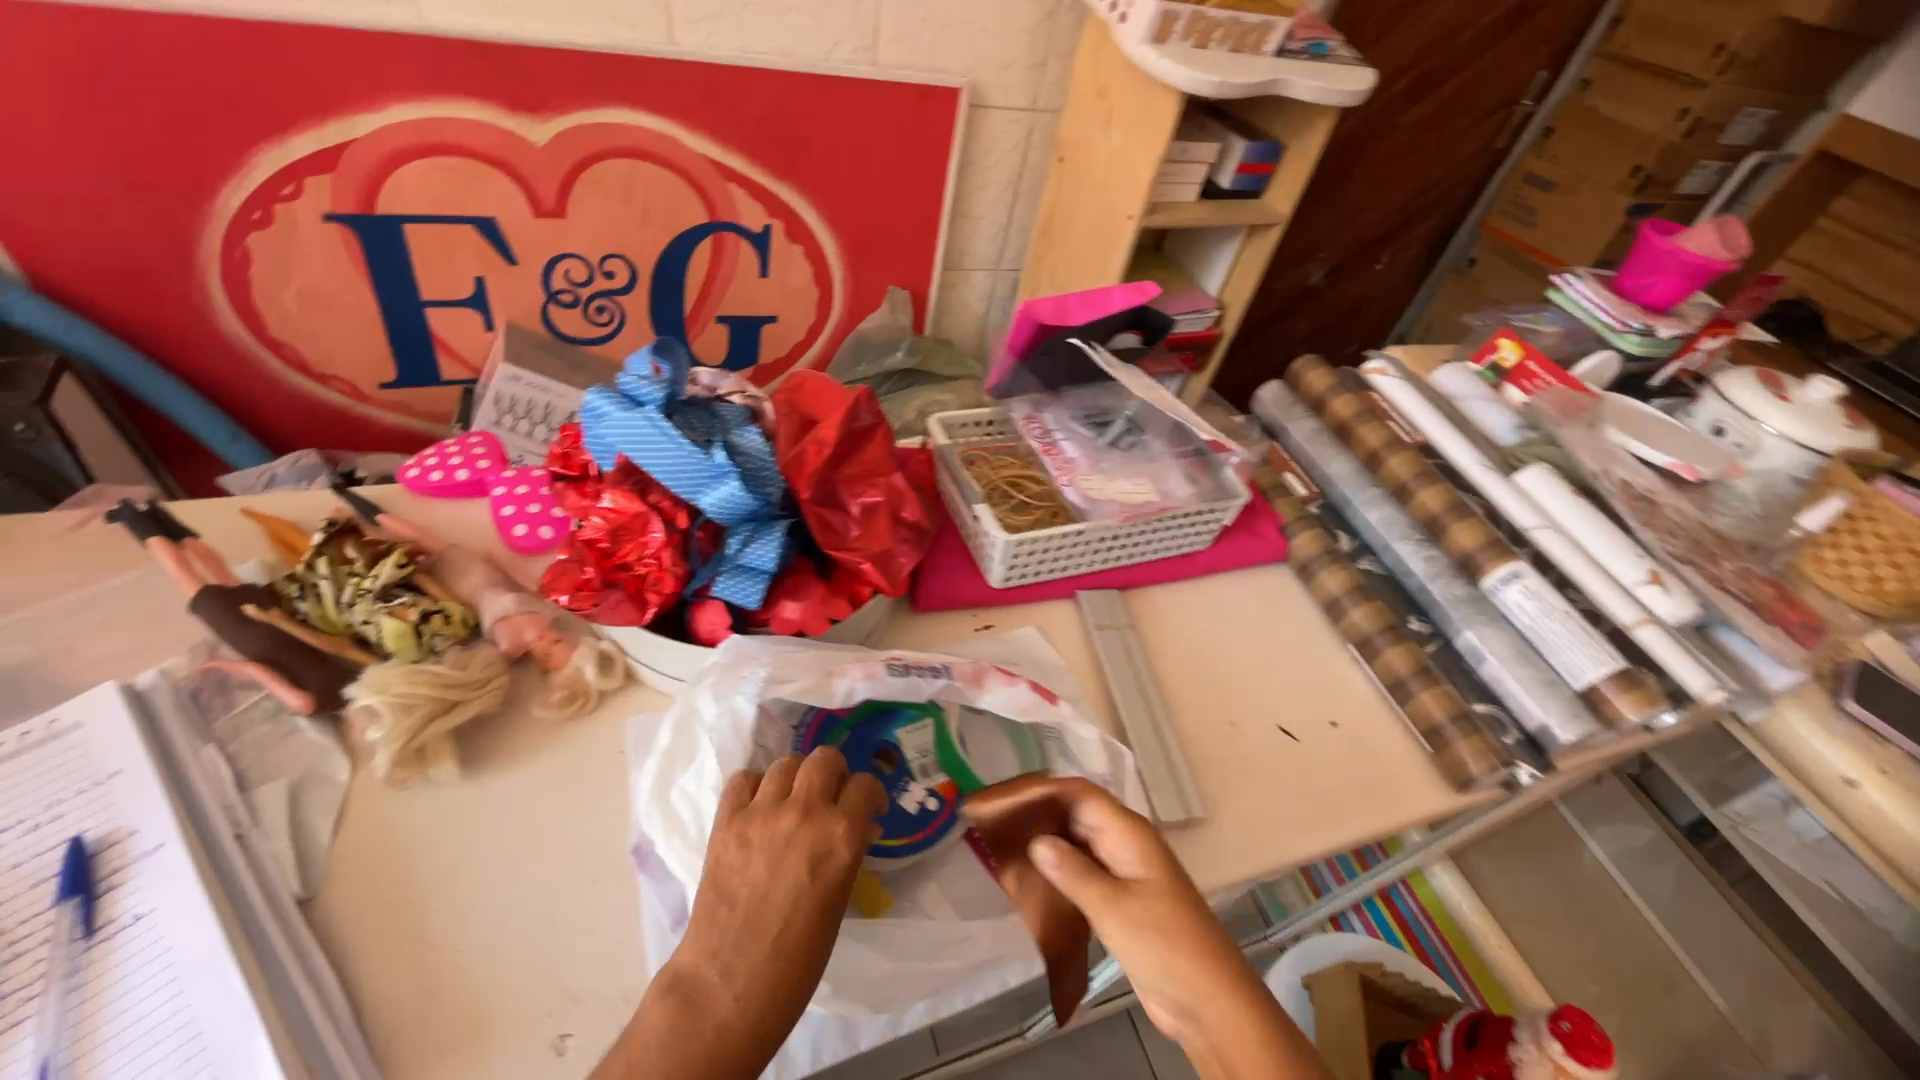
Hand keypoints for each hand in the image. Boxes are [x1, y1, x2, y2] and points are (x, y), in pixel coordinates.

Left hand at [594, 748, 886, 1079]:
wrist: (731, 980)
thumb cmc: (799, 956)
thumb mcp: (841, 896)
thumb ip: (848, 851)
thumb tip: (856, 828)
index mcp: (843, 835)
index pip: (865, 784)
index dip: (869, 794)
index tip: (867, 808)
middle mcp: (806, 812)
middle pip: (825, 758)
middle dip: (834, 773)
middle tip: (830, 796)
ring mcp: (762, 813)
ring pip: (786, 762)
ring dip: (795, 777)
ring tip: (792, 800)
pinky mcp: (726, 821)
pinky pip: (743, 779)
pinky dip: (755, 786)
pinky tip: (758, 807)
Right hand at [1025, 779, 1327, 1078]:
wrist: (1209, 1002)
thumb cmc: (1166, 947)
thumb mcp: (1114, 908)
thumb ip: (1073, 871)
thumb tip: (1035, 840)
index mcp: (1129, 833)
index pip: (1079, 793)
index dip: (1040, 790)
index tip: (1001, 798)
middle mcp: (1125, 844)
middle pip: (1076, 814)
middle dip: (1037, 813)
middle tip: (991, 821)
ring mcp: (1124, 872)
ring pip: (1078, 844)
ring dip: (1045, 843)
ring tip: (1001, 845)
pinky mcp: (1121, 900)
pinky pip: (1083, 873)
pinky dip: (1057, 871)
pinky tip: (1029, 880)